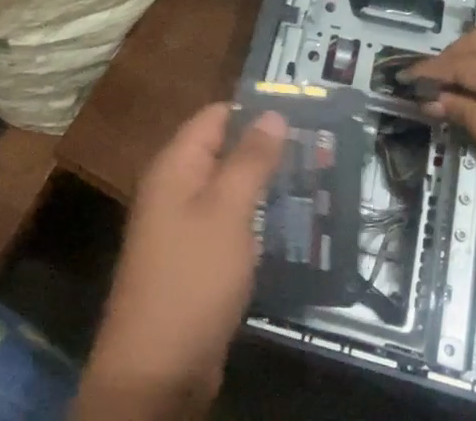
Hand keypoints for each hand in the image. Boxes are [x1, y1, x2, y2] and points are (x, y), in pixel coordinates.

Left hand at [77, 103, 286, 418]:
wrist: (156, 367)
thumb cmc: (193, 276)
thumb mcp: (227, 211)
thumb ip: (250, 160)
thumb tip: (273, 112)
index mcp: (175, 167)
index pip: (215, 117)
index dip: (255, 110)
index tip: (304, 112)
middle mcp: (174, 190)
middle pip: (222, 152)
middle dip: (266, 149)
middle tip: (319, 148)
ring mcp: (182, 228)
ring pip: (228, 191)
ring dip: (264, 187)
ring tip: (314, 181)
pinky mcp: (194, 262)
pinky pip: (228, 225)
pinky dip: (255, 221)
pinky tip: (288, 226)